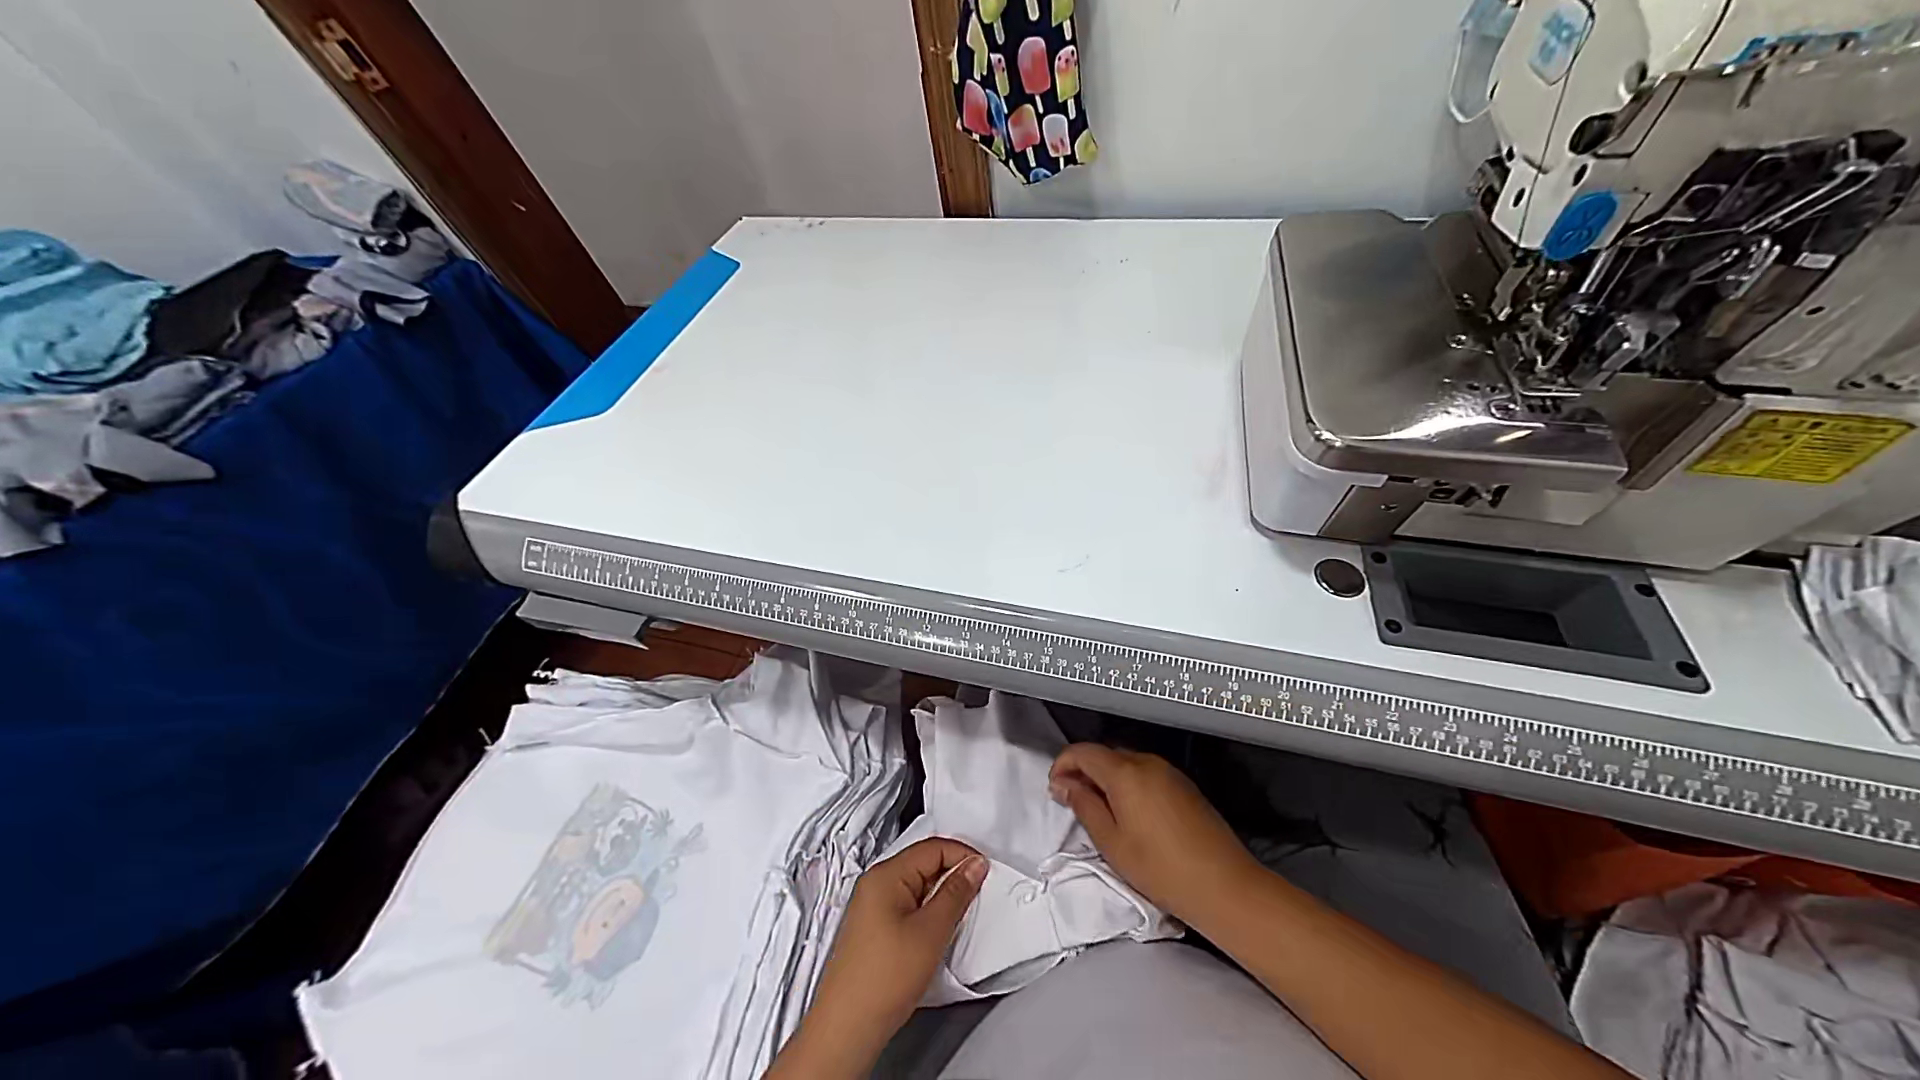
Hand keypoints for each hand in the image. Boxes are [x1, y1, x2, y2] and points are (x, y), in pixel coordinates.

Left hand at [768, 838, 986, 1078]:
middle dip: (953, 873)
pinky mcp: (875, 926)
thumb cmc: (885, 978)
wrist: (848, 1027)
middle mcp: (876, 883)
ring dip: (942, 894)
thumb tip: (974, 865)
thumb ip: (956, 893)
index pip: (932, 848)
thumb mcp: (931, 931)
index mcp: (886, 875)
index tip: (985, 872)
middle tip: (978, 893)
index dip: (962, 855)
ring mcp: (873, 905)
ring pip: (917, 884)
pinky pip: (908, 903)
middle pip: (924, 862)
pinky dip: (928, 910)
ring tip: (961, 914)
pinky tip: (938, 929)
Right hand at [1050, 743, 1261, 923]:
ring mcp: (1170, 772)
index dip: (1063, 765)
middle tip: (1073, 802)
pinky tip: (1130, 814)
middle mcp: (1148, 763)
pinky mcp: (1184, 786)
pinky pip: (1146, 774)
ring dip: (1107, 778)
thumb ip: (1084, 806)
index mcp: (1126, 772)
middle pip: (1105, 754)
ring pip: (1126, 763)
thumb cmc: (1161, 869)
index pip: (1083, 751)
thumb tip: (1064, 785)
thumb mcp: (1111, 842)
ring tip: (1100, 811)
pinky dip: (1129, 784)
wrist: (1225, 886)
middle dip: (1084, 771)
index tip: (1055, 788)